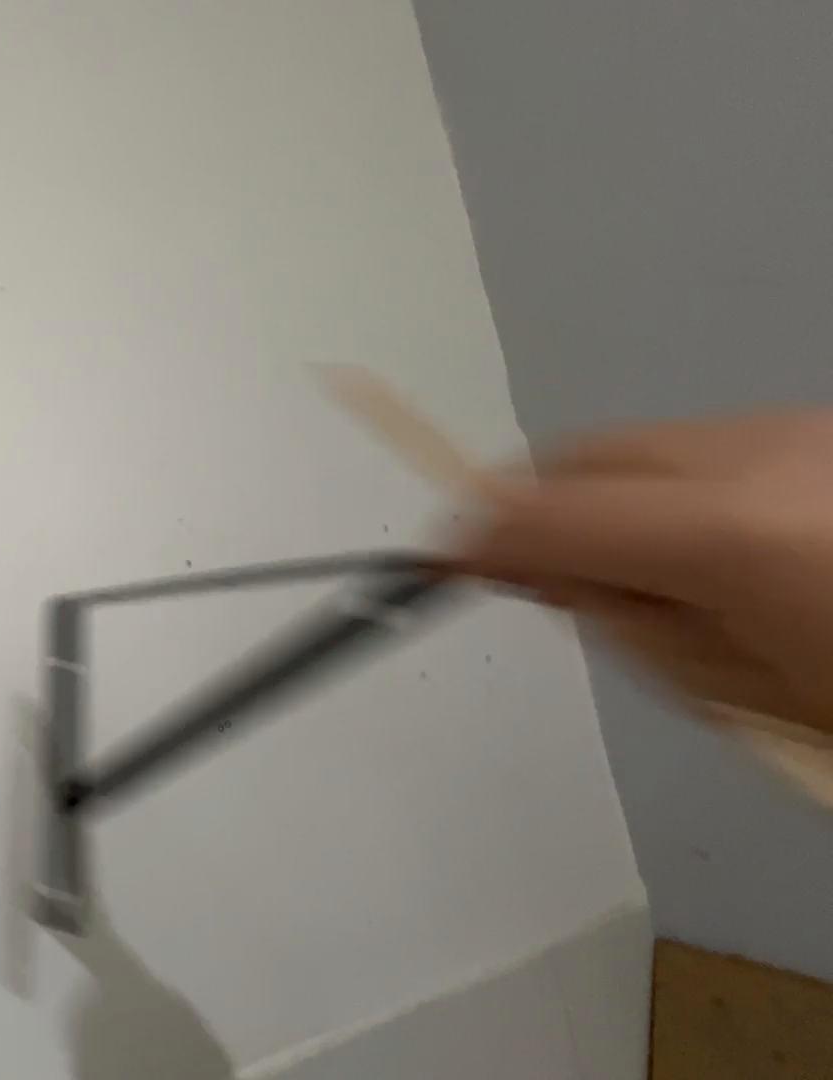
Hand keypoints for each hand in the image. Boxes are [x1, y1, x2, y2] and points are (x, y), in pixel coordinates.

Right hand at [460, 411, 832, 735]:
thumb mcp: (738, 686)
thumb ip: (619, 617)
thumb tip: (537, 571)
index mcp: (728, 534)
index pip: (534, 512)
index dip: (470, 536)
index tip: (444, 563)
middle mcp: (761, 456)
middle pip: (575, 455)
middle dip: (530, 505)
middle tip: (538, 569)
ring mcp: (805, 429)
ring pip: (636, 444)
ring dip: (603, 496)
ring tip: (653, 565)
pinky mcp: (829, 427)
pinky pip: (703, 443)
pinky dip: (669, 485)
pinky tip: (720, 540)